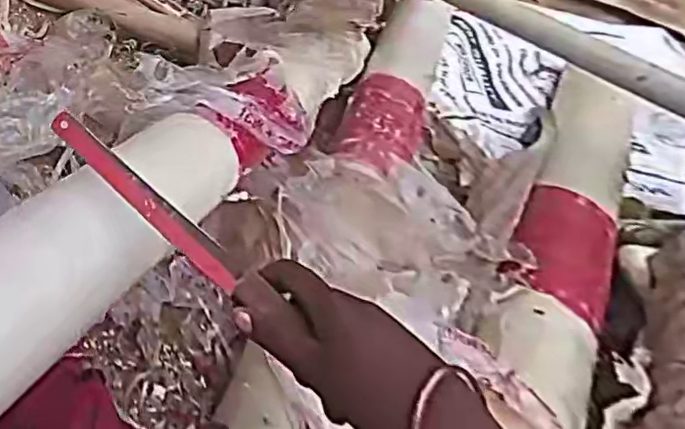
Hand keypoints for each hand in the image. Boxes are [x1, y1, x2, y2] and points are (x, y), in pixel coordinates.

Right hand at [233, 261, 460, 428]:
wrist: (443, 421)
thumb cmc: (370, 391)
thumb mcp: (313, 366)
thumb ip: (275, 332)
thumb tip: (240, 305)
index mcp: (328, 301)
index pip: (286, 270)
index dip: (263, 279)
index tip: (249, 299)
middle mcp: (354, 303)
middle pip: (309, 300)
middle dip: (294, 325)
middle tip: (291, 358)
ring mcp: (381, 324)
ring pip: (334, 324)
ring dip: (320, 347)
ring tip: (325, 386)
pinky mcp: (401, 346)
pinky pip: (359, 340)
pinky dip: (346, 357)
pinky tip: (352, 390)